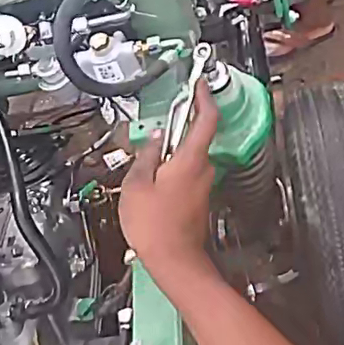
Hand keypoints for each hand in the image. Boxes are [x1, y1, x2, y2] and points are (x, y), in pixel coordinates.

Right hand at [121, 79, 218, 271]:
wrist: (174, 260)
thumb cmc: (155, 226)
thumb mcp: (137, 184)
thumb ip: (146, 155)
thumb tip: (154, 138)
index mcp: (191, 159)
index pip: (207, 118)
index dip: (204, 97)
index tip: (198, 84)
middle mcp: (204, 169)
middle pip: (196, 137)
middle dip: (176, 129)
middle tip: (156, 129)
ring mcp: (203, 185)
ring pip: (189, 157)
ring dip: (171, 153)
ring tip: (147, 165)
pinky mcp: (199, 198)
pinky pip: (187, 174)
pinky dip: (172, 170)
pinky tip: (154, 184)